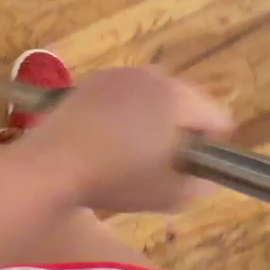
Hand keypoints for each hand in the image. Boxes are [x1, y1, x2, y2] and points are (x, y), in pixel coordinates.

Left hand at [16, 67, 232, 212]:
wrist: (51, 164)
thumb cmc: (116, 180)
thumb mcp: (171, 196)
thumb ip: (202, 184)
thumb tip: (206, 174)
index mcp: (177, 98)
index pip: (218, 116)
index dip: (211, 145)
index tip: (191, 167)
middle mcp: (152, 76)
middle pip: (187, 100)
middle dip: (183, 128)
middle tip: (163, 161)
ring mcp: (119, 74)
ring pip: (155, 94)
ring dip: (154, 117)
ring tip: (134, 150)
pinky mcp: (92, 80)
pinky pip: (125, 93)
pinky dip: (126, 110)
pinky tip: (109, 137)